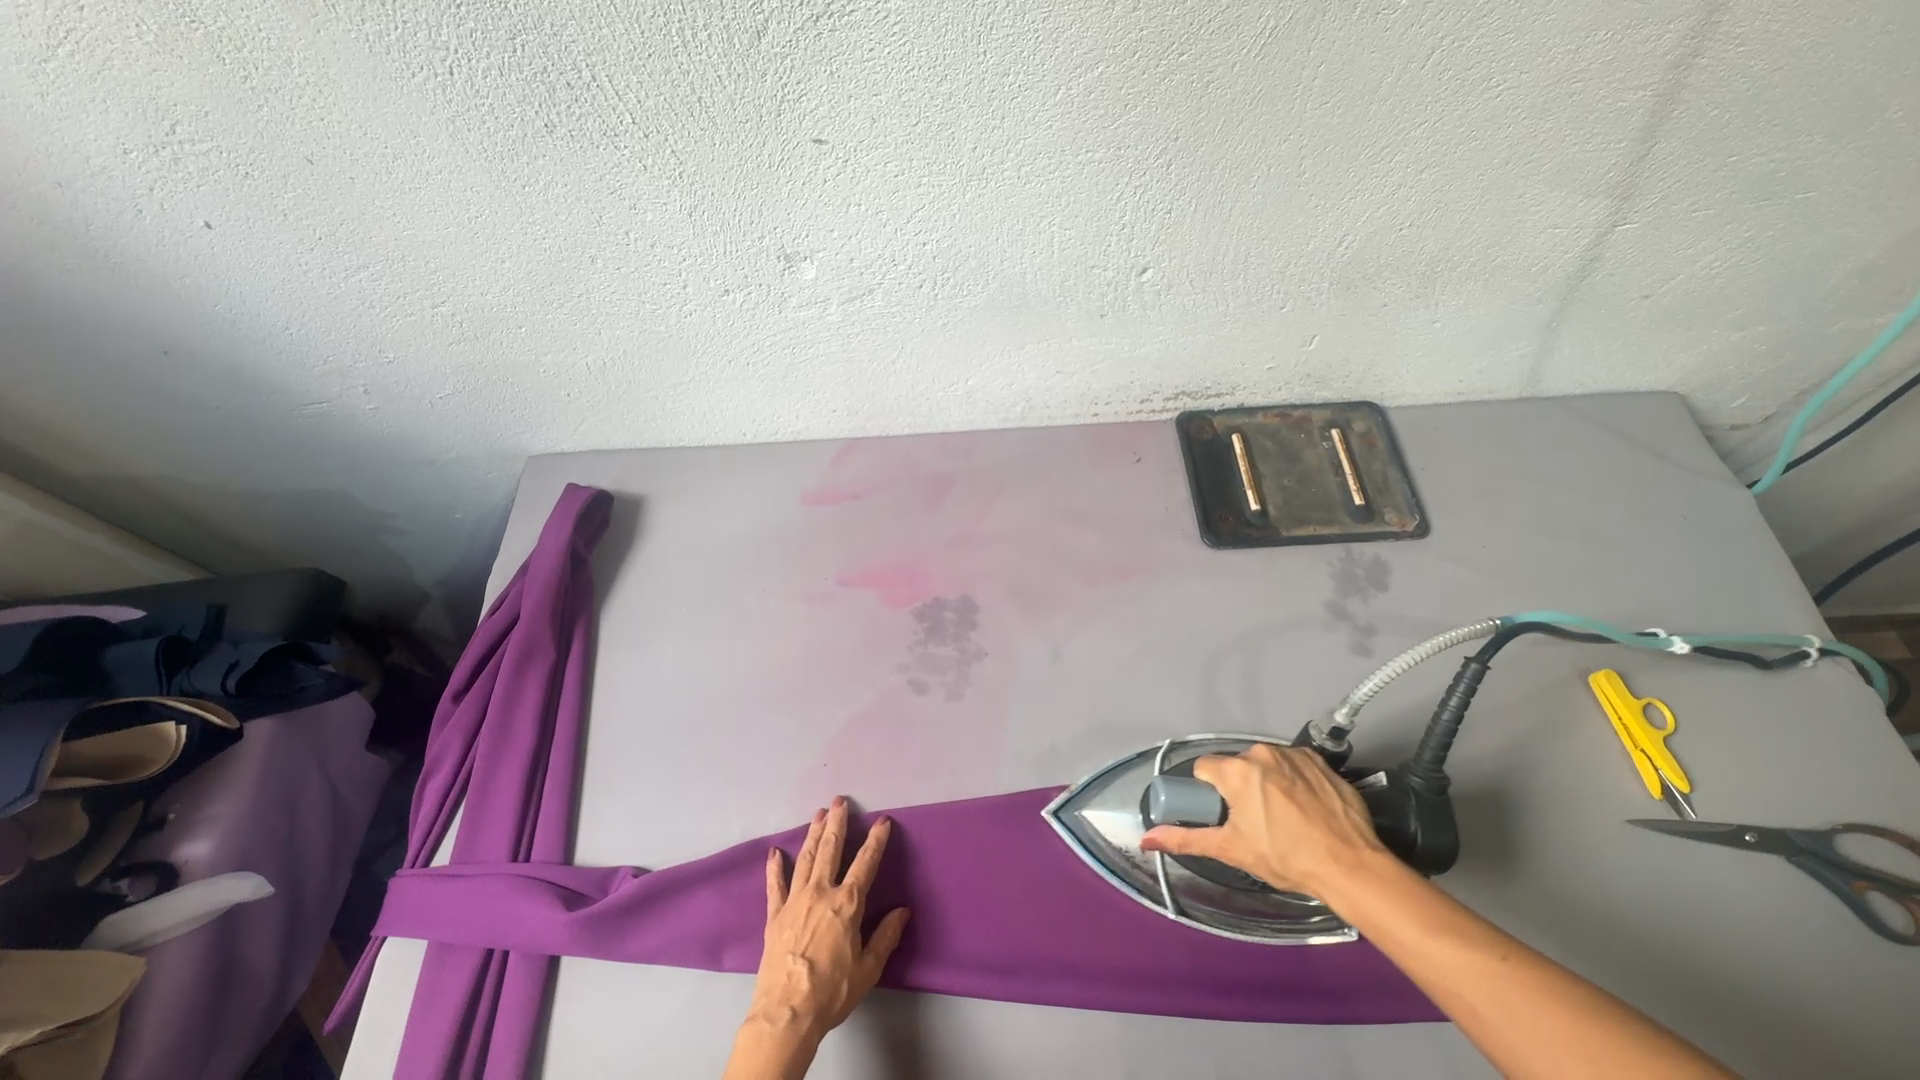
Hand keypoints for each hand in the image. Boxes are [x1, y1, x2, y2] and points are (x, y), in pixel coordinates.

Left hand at [725, 796, 910, 1079]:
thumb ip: (886, 936)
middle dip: (837, 823)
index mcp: (848, 904)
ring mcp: (794, 902)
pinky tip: (775, 852)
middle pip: (830, 849)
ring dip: (812, 834)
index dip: (876, 840)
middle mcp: (820, 893)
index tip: (882, 821)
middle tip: (839, 800)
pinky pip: (775, 885)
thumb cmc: (833, 991)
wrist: (787, 1012)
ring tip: (818, 814)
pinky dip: (775, 867)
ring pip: (805, 859)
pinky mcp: (774, 916)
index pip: (866, 863)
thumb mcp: (869, 967)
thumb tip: (902, 910)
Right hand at [1140, 744, 1388, 895]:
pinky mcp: (1321, 761)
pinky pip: (1294, 765)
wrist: (1350, 864)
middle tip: (1254, 821)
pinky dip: (1293, 780)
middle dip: (1239, 788)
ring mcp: (1295, 755)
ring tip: (1283, 816)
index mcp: (1237, 772)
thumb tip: (1147, 838)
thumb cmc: (1286, 858)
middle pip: (1236, 766)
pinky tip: (1304, 807)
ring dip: (1267, 782)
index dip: (1209, 792)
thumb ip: (1186, 839)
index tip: (1223, 813)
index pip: (1205, 768)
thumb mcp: (1232, 850)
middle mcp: (1263, 754)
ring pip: (1266, 764)